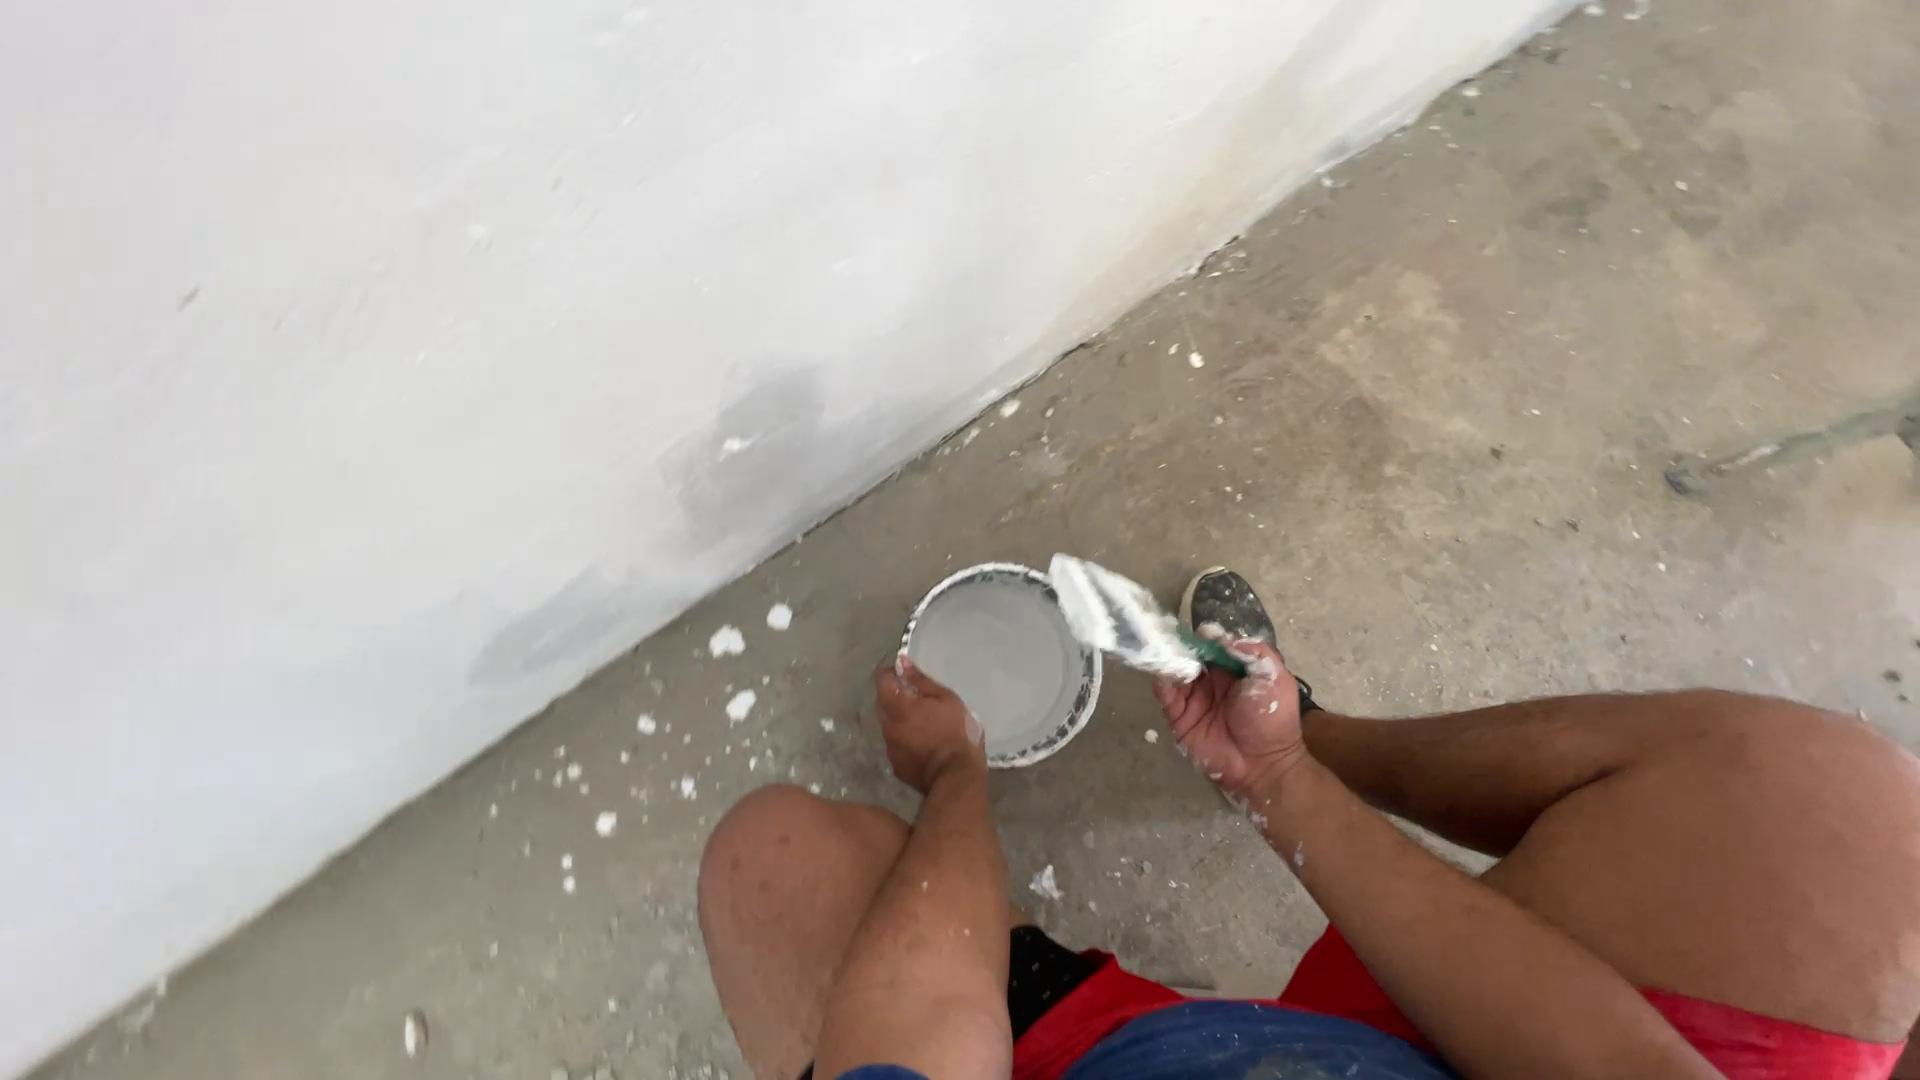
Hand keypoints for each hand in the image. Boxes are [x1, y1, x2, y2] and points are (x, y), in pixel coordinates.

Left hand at [874, 655, 987, 794]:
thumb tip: (901, 662)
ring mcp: (890, 747)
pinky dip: (905, 740)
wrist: (956, 777)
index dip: (893, 674)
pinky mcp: (896, 765)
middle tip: (920, 700)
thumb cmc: (956, 732)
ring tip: (924, 724)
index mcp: (898, 706)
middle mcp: (888, 725)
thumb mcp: (946, 699)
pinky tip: (924, 744)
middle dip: (896, 697)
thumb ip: (921, 680)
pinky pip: (896, 744)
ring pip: (889, 725)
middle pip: (883, 703)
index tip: (907, 677)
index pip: (882, 680)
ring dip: (900, 720)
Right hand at [1152, 636, 1307, 801]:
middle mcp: (1211, 681)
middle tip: (1174, 637)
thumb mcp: (1275, 678)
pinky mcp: (1179, 716)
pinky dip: (1162, 682)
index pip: (1214, 646)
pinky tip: (1165, 676)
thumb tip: (1221, 637)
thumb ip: (1254, 652)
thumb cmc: (1272, 719)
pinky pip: (1166, 695)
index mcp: (1234, 670)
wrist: (1263, 764)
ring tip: (1169, 656)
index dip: (1206, 637)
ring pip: (1175, 672)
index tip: (1201, 632)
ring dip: (1170, 661)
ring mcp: (1194, 698)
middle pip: (1190, 655)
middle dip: (1183, 646)